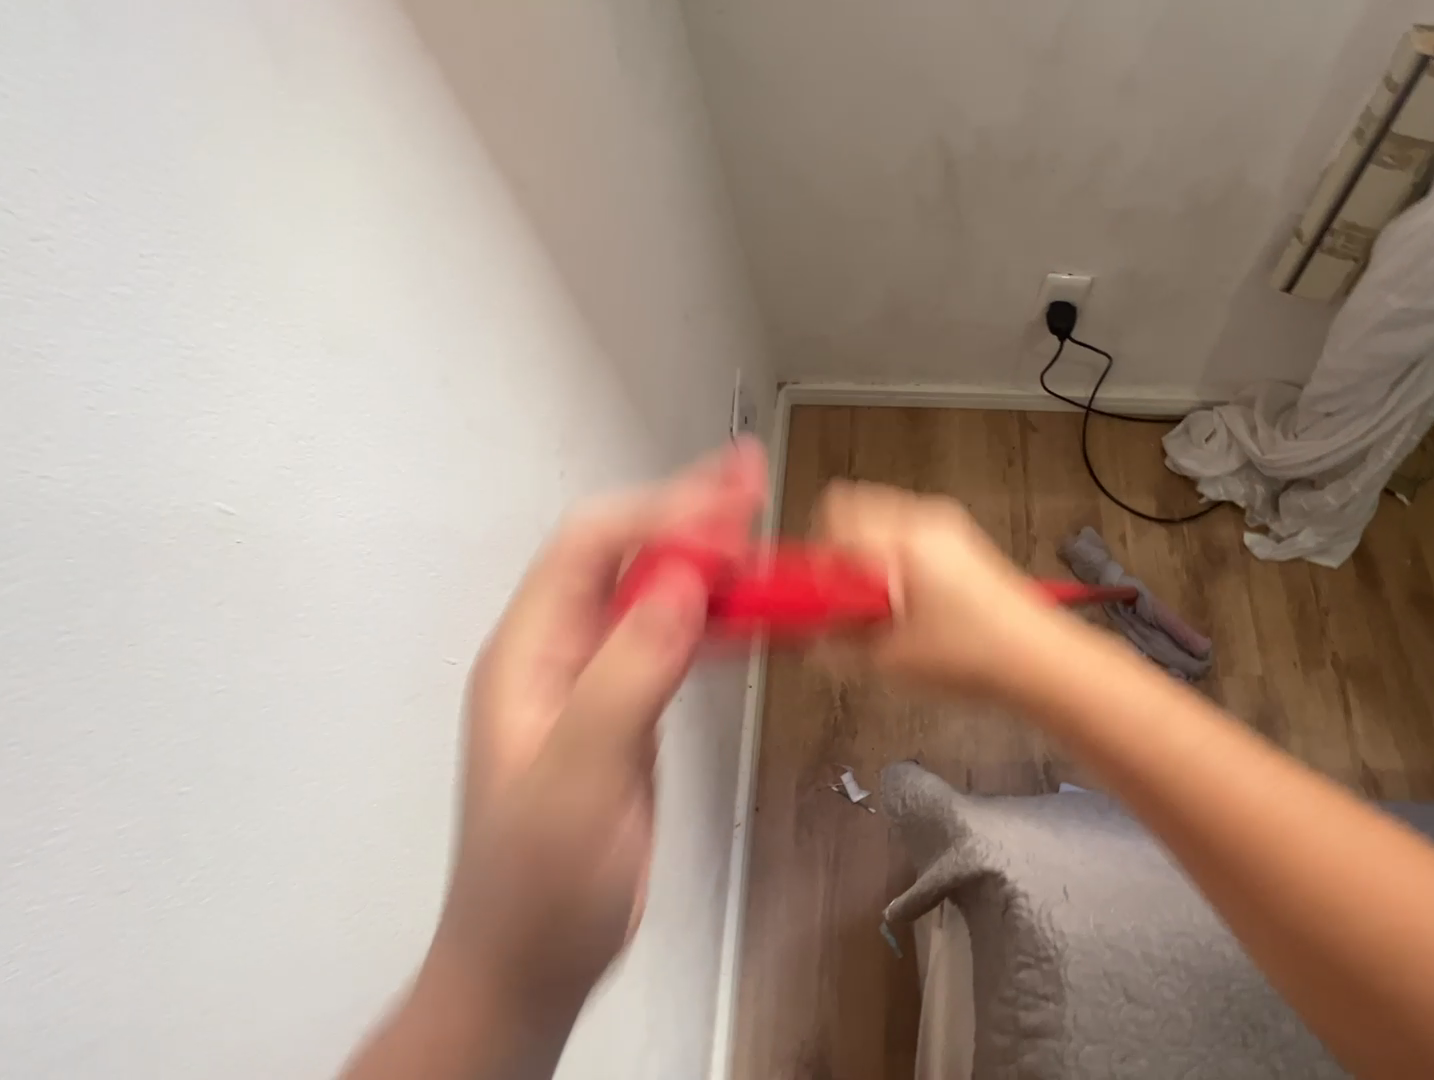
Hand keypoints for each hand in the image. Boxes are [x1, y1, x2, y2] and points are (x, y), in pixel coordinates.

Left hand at [428, 439, 766, 1019]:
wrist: (533, 961)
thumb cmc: (540, 882)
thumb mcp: (582, 772)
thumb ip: (628, 671)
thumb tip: (681, 582)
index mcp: (529, 653)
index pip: (594, 546)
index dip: (664, 514)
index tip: (733, 508)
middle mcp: (561, 651)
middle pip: (628, 554)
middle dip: (691, 514)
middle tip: (752, 481)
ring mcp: (597, 677)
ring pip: (658, 592)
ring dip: (712, 559)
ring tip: (762, 529)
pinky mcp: (630, 705)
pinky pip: (677, 638)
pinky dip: (718, 614)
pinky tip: (752, 604)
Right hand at [811, 481, 1055, 698]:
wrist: (1039, 660)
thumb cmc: (973, 655)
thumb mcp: (889, 658)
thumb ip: (835, 640)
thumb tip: (804, 632)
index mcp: (905, 536)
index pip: (832, 515)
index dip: (815, 558)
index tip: (815, 597)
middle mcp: (925, 518)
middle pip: (852, 508)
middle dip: (838, 554)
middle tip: (843, 604)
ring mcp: (946, 526)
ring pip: (877, 521)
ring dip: (865, 559)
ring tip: (880, 610)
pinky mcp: (960, 543)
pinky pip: (905, 535)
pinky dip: (891, 562)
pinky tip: (906, 607)